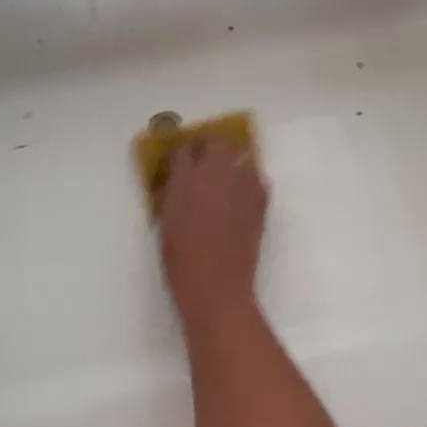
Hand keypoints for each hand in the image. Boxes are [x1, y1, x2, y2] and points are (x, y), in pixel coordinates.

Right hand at [158, 136, 267, 326]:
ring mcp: (243, 186)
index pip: (183, 148)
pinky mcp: (261, 201)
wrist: (217, 287)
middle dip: (210, 145)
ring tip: (227, 175)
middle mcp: (216, 174)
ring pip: (243, 154)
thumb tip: (177, 182)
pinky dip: (249, 180)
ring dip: (233, 159)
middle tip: (205, 158)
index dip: (182, 151)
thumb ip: (172, 196)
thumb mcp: (166, 224)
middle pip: (217, 140)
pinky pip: (257, 178)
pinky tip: (241, 196)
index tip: (181, 158)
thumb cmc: (181, 262)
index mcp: (185, 180)